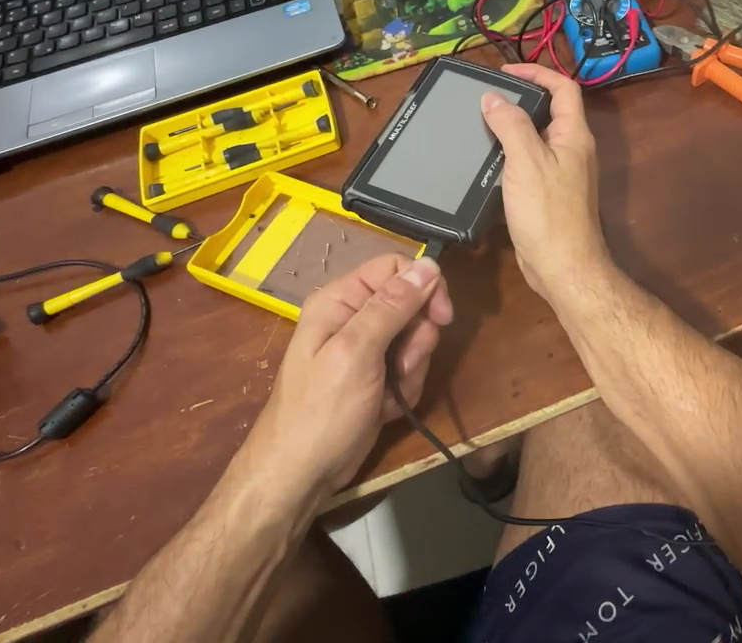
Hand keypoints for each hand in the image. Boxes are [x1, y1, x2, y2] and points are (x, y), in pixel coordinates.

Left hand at [235, 254, 453, 502]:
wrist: (300, 477)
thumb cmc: (321, 412)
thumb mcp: (357, 353)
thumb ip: (392, 306)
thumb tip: (428, 264)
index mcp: (341, 300)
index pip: (397, 268)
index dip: (424, 287)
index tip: (442, 317)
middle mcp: (353, 316)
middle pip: (412, 303)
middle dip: (418, 337)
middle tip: (404, 365)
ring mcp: (366, 348)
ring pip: (416, 337)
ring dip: (413, 367)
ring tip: (391, 392)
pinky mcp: (377, 376)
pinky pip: (410, 366)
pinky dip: (406, 387)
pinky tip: (388, 406)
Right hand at [480, 63, 612, 300]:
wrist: (563, 266)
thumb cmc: (548, 212)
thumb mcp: (526, 161)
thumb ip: (512, 125)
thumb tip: (493, 98)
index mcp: (574, 135)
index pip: (564, 88)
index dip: (538, 73)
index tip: (506, 73)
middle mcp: (572, 149)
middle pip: (550, 111)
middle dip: (521, 99)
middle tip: (487, 96)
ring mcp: (563, 172)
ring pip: (537, 137)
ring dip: (513, 127)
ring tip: (481, 122)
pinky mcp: (549, 194)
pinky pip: (530, 162)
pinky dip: (510, 154)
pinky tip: (488, 159)